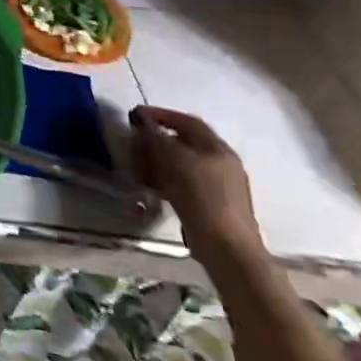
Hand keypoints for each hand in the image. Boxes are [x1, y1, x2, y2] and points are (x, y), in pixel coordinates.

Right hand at [129, 105, 261, 258]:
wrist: (226, 246)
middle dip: (156, 140)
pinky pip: (183, 182)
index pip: (187, 121)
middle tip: (134, 142)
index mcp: (218, 149)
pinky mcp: (211, 204)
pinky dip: (165, 179)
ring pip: (181, 164)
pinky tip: (151, 186)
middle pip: (184, 143)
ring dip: (157, 161)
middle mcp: (221, 163)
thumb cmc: (201, 195)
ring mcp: (219, 185)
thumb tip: (142, 120)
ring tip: (137, 166)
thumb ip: (156, 136)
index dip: (160, 114)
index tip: (135, 115)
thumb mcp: (174, 159)